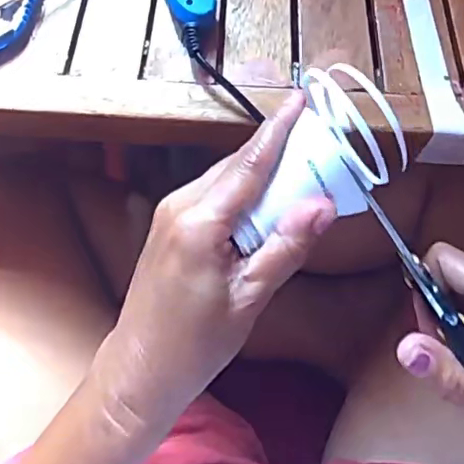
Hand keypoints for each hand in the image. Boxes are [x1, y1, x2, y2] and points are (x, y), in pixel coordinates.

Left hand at [91, 91, 336, 431]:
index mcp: (199, 219)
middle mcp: (180, 202)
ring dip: (260, 172)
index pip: (248, 164)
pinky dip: (241, 192)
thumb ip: (285, 247)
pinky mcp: (169, 220)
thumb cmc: (196, 342)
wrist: (141, 364)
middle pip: (236, 166)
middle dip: (276, 149)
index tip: (299, 100)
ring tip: (300, 168)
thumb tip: (322, 204)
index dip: (277, 130)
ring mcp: (170, 209)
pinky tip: (264, 202)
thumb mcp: (249, 299)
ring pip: (224, 178)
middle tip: (314, 136)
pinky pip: (212, 194)